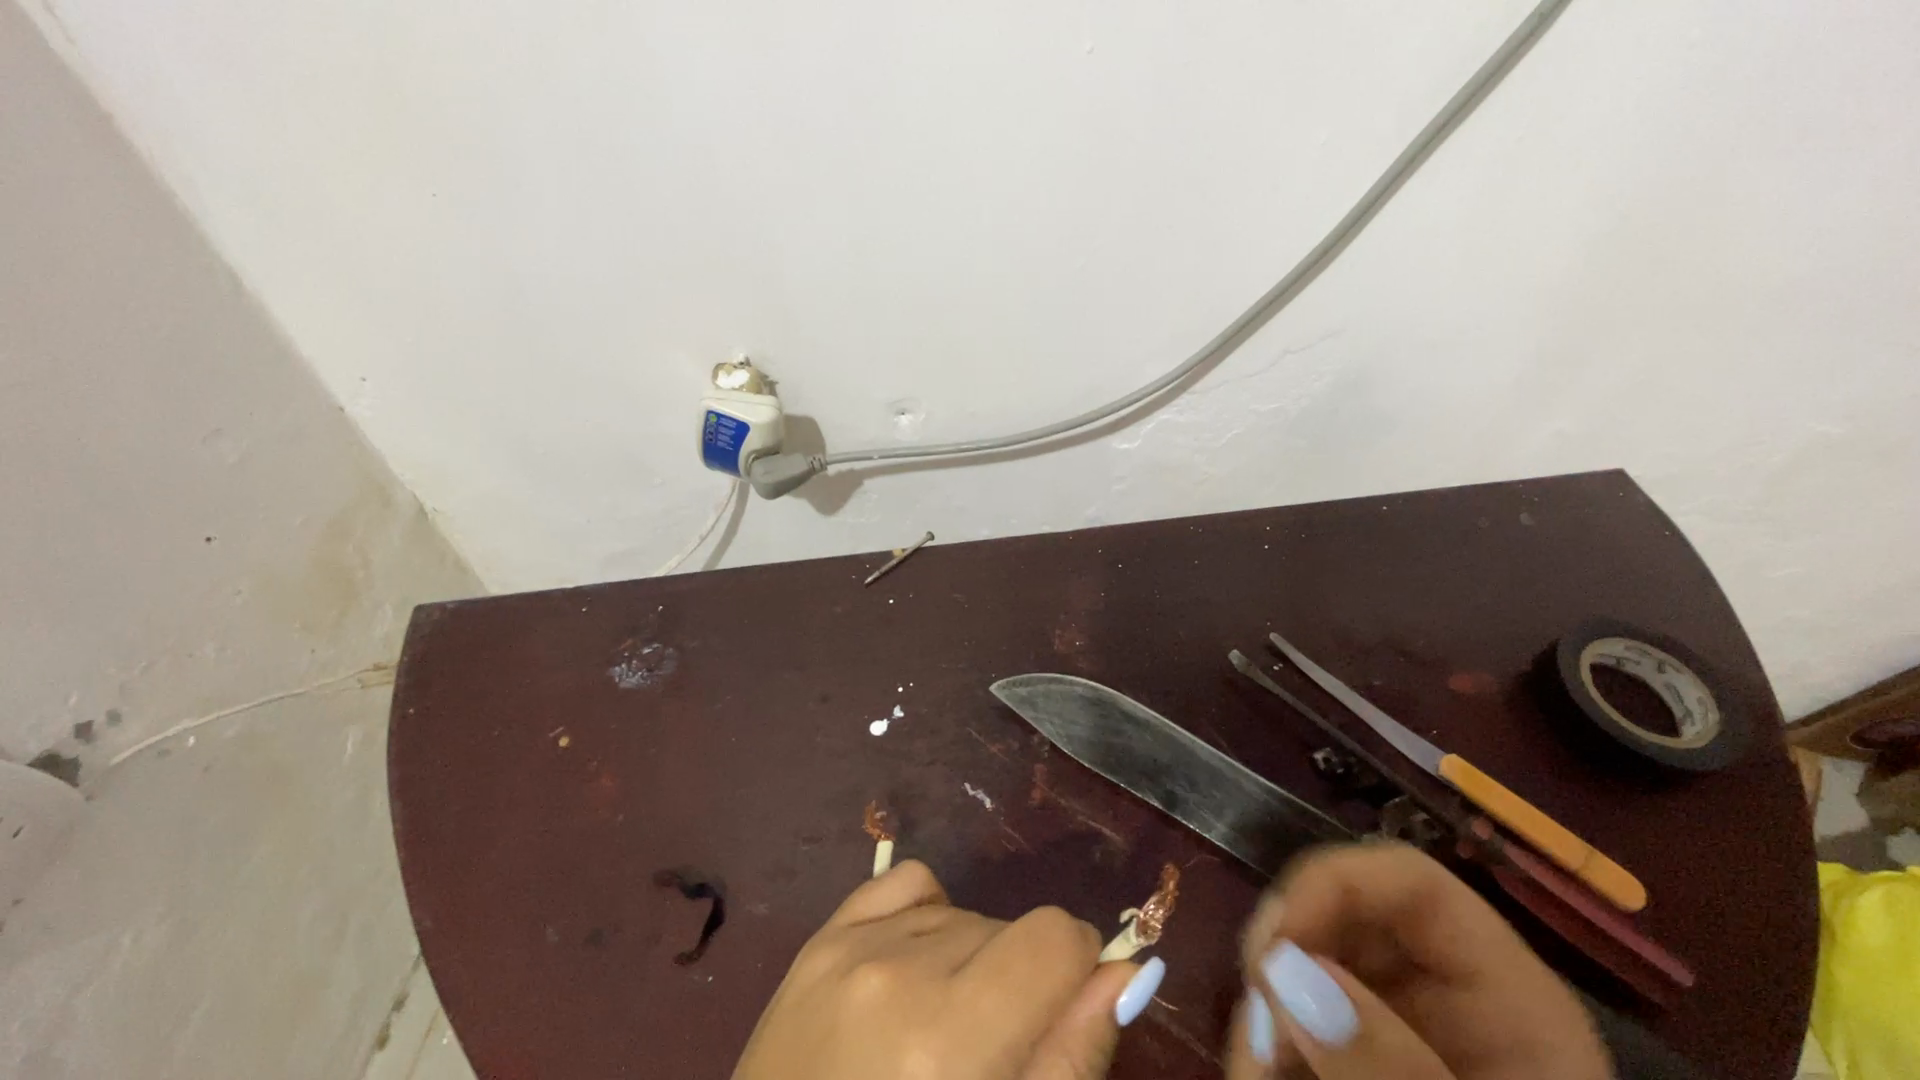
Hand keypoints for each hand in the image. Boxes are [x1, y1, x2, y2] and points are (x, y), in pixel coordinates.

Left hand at [733, 860, 1166, 1079]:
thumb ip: (1069, 1060)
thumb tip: (1124, 973)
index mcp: (950, 1036)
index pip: (1057, 936)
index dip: (1077, 973)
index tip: (1059, 1020)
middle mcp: (899, 971)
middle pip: (1010, 927)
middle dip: (1020, 982)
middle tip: (987, 1054)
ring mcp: (850, 948)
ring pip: (962, 914)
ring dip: (972, 960)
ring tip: (939, 1028)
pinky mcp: (818, 941)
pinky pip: (906, 885)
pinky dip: (928, 915)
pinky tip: (916, 967)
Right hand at [1226, 843, 1609, 1079]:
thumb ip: (1382, 1066)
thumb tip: (1282, 964)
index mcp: (1508, 999)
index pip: (1408, 884)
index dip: (1327, 887)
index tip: (1263, 951)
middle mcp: (1449, 998)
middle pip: (1342, 916)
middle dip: (1280, 959)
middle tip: (1249, 1041)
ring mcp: (1399, 1031)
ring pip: (1304, 967)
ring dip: (1263, 1014)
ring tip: (1249, 1077)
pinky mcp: (1357, 1063)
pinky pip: (1295, 1022)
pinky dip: (1265, 1048)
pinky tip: (1257, 1078)